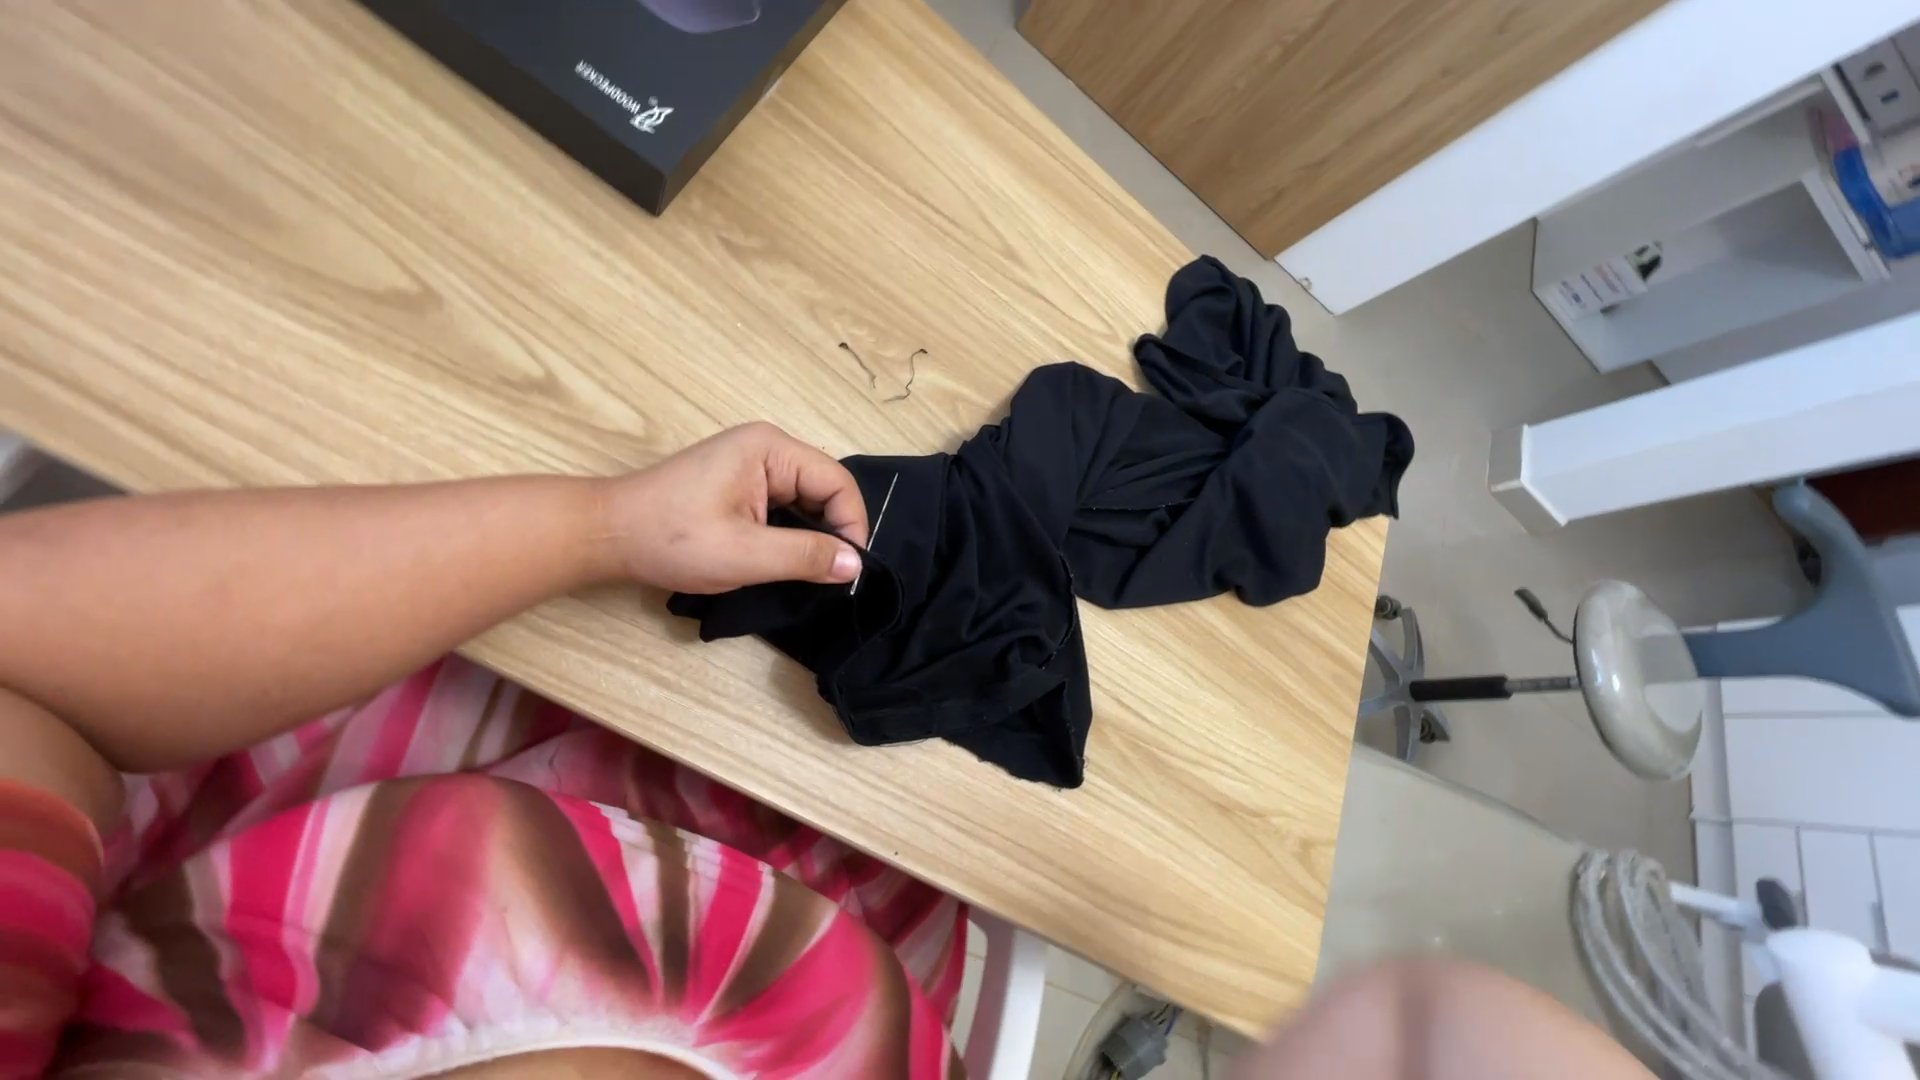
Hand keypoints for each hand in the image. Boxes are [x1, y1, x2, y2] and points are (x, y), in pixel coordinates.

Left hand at [596, 423, 869, 592]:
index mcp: (771, 449)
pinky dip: (793, 533)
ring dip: (813, 534)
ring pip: (807, 500)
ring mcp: (752, 464)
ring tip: (810, 570)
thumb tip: (856, 566)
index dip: (851, 525)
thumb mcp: (745, 554)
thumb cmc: (671, 539)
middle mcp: (767, 448)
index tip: (848, 570)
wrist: (607, 535)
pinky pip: (786, 506)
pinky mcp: (741, 483)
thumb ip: (806, 556)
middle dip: (833, 531)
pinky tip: (786, 559)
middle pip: (825, 488)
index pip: (837, 483)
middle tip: (831, 575)